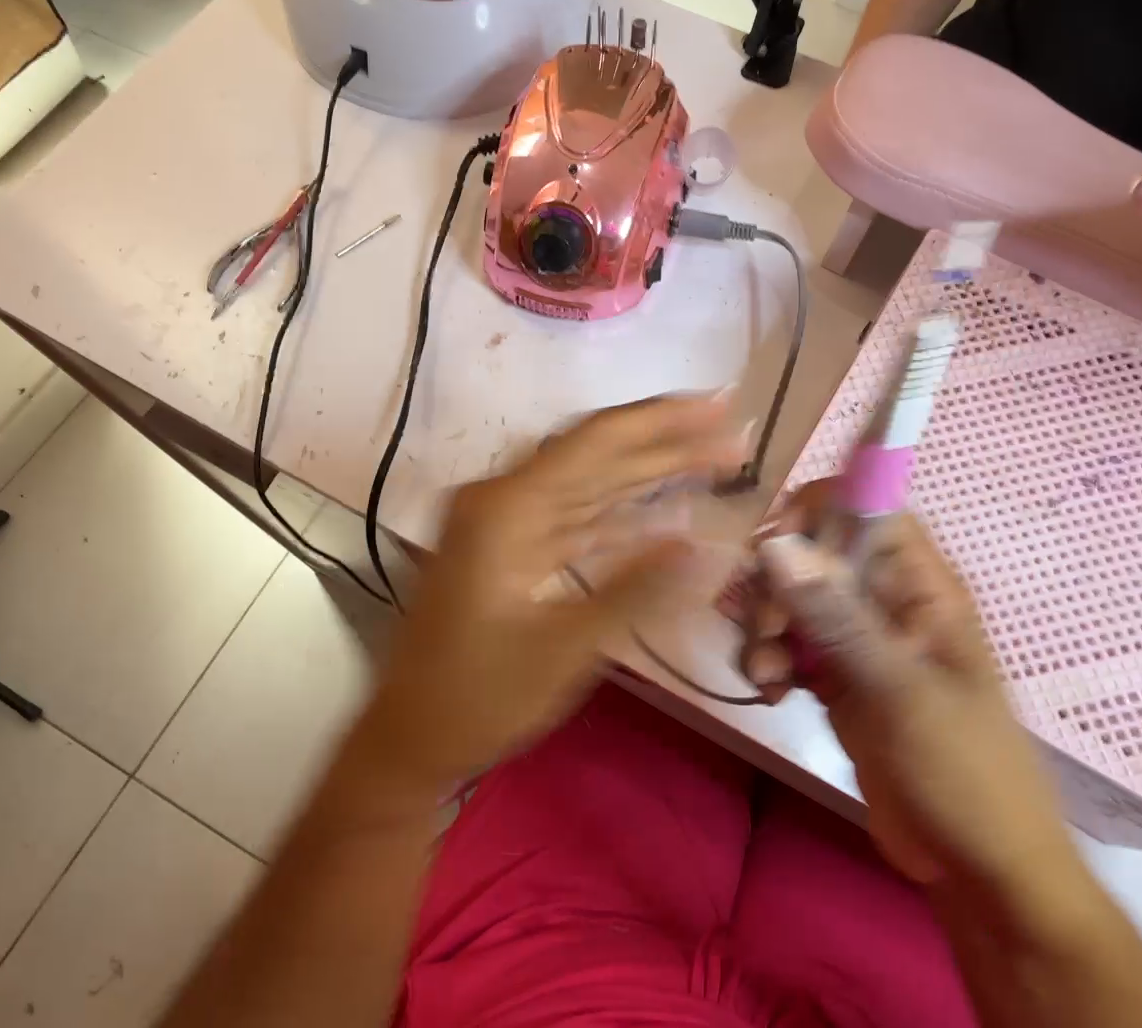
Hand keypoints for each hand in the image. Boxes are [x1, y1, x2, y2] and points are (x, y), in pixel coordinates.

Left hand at [349, 395, 747, 792]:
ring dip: (646, 474)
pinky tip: (662, 513)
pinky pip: (570, 518)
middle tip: (730, 431)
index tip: (719, 406)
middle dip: (664, 443)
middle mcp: (500, 500)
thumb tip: (704, 545)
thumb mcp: (565, 648)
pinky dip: (616, 515)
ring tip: (710, 460)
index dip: (662, 421)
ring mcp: (499, 524)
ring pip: (585, 485)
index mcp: (506, 508)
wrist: (411, 736)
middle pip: (593, 456)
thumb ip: (636, 589)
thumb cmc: (480, 698)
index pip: (595, 442)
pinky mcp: (506, 550)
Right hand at [737, 486, 1078, 894]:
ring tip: (765, 678)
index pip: (866, 509)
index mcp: (922, 588)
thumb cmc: (962, 771)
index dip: (815, 513)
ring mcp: (859, 643)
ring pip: (791, 602)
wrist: (977, 864)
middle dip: (775, 586)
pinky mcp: (837, 680)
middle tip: (766, 631)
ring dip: (764, 631)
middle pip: (813, 555)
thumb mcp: (899, 690)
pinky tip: (768, 695)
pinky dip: (768, 663)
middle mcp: (887, 603)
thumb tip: (776, 545)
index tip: (771, 550)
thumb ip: (836, 616)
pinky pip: (787, 647)